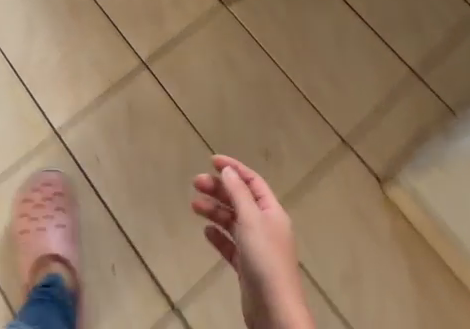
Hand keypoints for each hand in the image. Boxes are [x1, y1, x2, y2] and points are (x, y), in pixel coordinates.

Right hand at [191, 156, 313, 328]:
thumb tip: (228, 169)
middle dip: (219, 189)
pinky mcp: (247, 266)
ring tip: (194, 206)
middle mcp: (265, 226)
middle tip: (196, 183)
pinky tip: (206, 231)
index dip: (234, 168)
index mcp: (272, 212)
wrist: (274, 309)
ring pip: (233, 221)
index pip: (252, 182)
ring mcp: (256, 247)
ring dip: (215, 210)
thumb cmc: (264, 258)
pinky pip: (230, 245)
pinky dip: (218, 236)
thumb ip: (239, 193)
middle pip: (240, 200)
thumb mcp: (251, 220)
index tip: (212, 161)